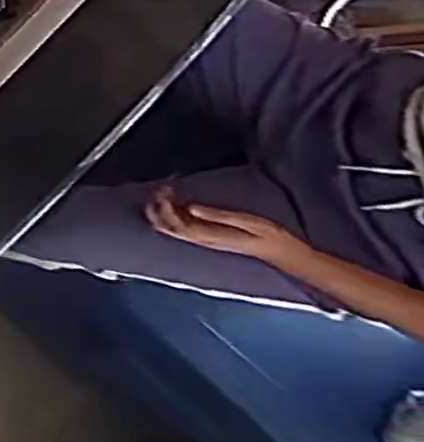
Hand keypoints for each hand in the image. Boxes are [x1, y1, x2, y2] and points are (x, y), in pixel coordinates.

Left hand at [145, 187, 308, 266]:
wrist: (285, 253)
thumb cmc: (270, 236)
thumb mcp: (250, 223)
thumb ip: (219, 216)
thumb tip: (189, 208)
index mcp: (208, 236)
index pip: (173, 224)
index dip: (163, 207)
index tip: (165, 191)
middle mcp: (198, 239)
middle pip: (163, 225)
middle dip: (155, 206)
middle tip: (162, 188)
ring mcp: (199, 238)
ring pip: (167, 225)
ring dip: (160, 207)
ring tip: (166, 190)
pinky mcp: (203, 235)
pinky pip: (177, 224)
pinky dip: (169, 211)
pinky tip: (174, 198)